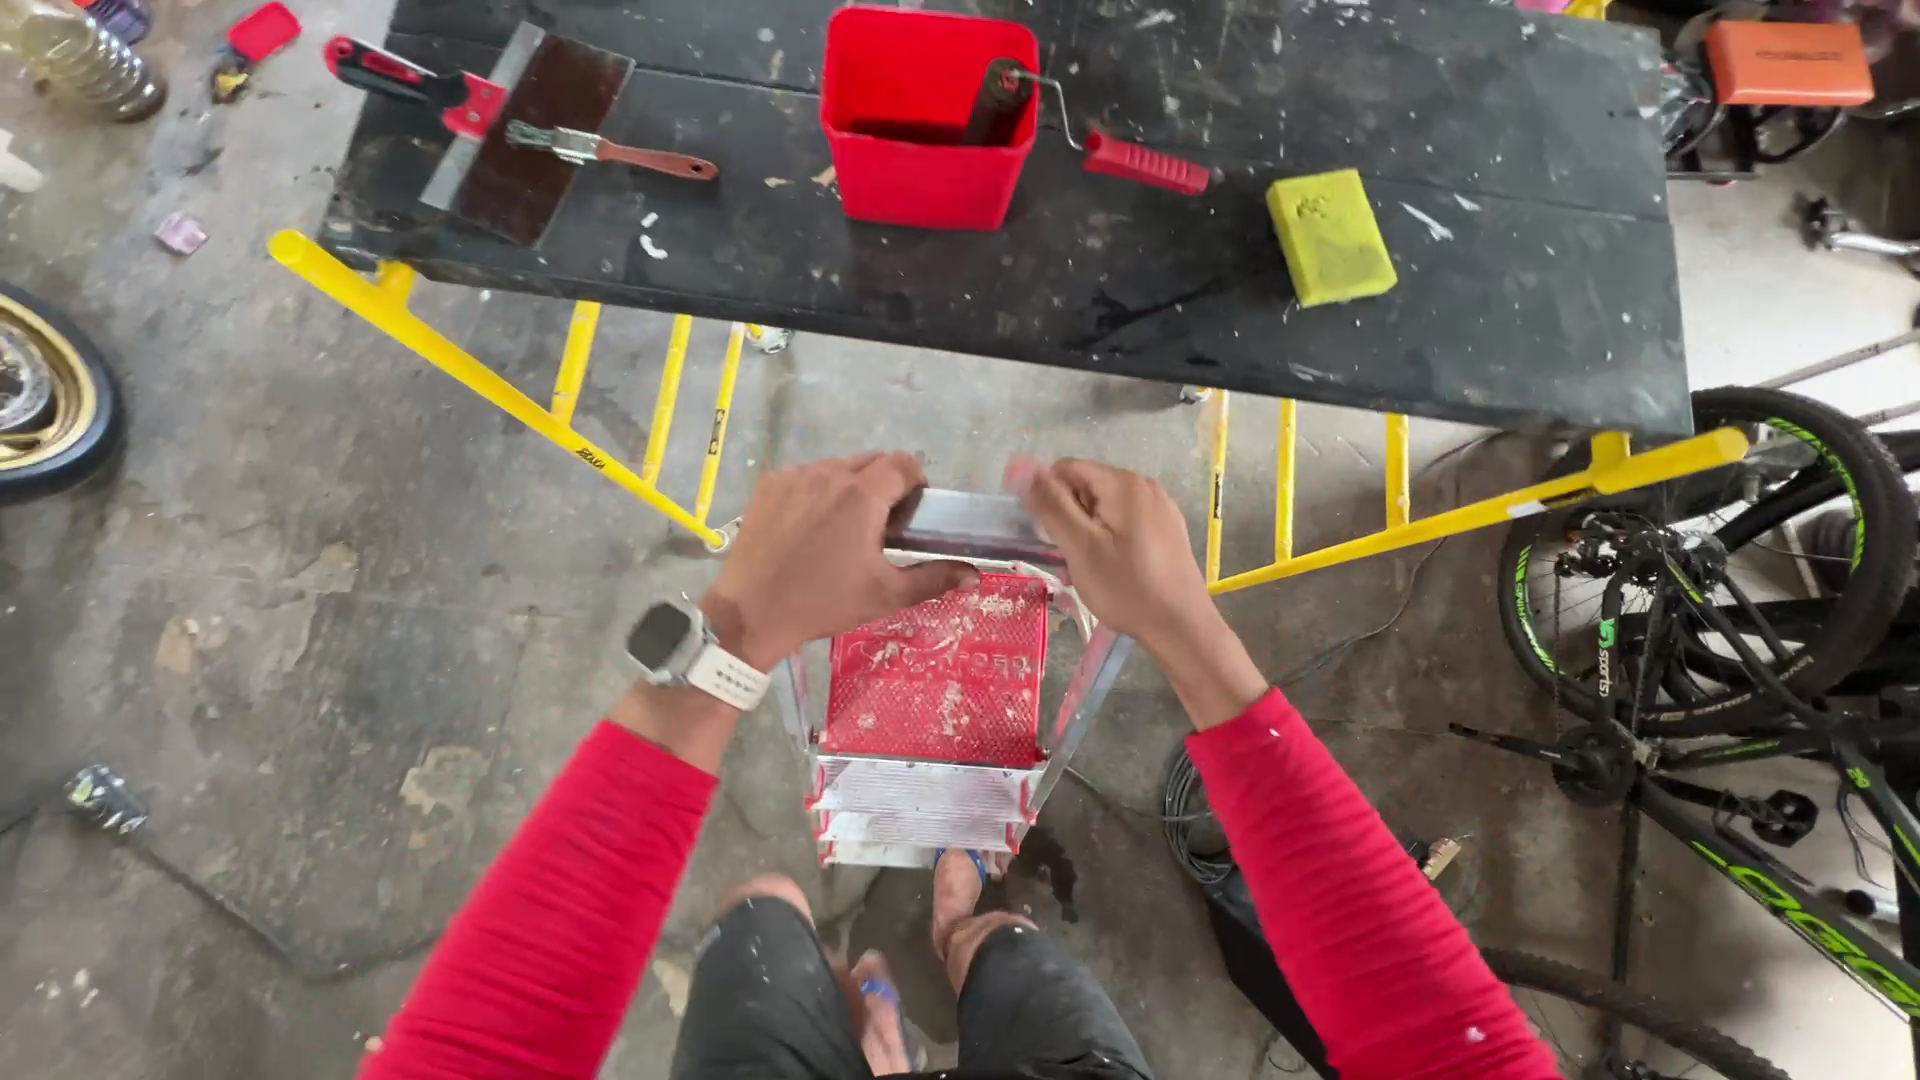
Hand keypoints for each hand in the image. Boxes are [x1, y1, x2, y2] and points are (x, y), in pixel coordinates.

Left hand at [703, 452, 978, 668]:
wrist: (752, 613)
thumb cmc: (824, 602)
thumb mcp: (885, 594)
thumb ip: (933, 579)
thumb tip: (974, 575)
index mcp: (862, 495)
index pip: (903, 462)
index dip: (916, 480)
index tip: (913, 509)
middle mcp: (829, 474)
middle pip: (871, 460)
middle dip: (885, 482)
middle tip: (883, 522)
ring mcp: (795, 476)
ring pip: (837, 466)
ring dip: (851, 485)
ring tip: (845, 525)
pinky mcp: (769, 486)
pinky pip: (806, 475)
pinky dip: (818, 490)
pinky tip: (811, 526)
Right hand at [1020, 458, 1265, 728]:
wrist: (1181, 627)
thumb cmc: (1126, 587)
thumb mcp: (1080, 546)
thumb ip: (1050, 504)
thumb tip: (1020, 465)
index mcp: (1122, 483)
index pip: (1065, 469)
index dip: (1046, 496)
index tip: (1046, 534)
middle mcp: (1144, 485)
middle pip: (1086, 487)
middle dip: (1068, 518)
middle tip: (1068, 559)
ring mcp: (1160, 508)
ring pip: (1104, 508)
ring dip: (1085, 533)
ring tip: (1087, 570)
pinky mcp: (1167, 530)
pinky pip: (1124, 523)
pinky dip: (1108, 540)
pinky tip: (1111, 570)